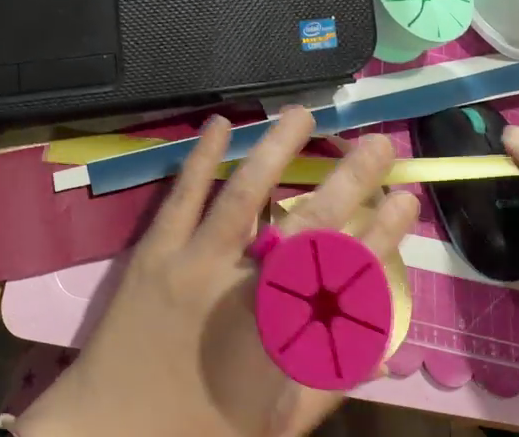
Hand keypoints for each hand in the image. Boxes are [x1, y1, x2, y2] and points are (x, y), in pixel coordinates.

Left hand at [18, 108, 420, 436]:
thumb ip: (327, 379)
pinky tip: (220, 124)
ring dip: (276, 149)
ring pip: (243, 194)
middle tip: (380, 142)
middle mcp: (245, 295)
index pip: (348, 276)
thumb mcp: (277, 421)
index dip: (382, 233)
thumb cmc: (201, 432)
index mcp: (282, 342)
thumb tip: (378, 346)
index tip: (408, 197)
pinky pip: (181, 196)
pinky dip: (201, 156)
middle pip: (308, 226)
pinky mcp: (153, 253)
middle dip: (350, 181)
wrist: (110, 434)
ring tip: (304, 113)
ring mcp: (194, 266)